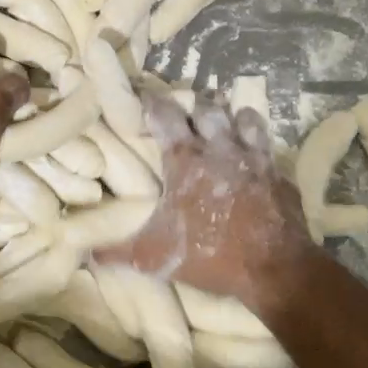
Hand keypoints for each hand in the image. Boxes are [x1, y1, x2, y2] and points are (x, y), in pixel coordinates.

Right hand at [94, 93, 316, 309]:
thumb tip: (87, 255)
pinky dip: (259, 149)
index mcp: (186, 159)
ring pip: (246, 118)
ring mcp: (256, 160)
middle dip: (197, 105)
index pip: (165, 115)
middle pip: (209, 108)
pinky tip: (255, 161)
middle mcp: (221, 149)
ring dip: (233, 117)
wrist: (275, 269)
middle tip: (189, 109)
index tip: (145, 97)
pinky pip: (269, 151)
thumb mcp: (154, 256)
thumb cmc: (209, 254)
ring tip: (226, 122)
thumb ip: (118, 252)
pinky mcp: (281, 176)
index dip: (153, 103)